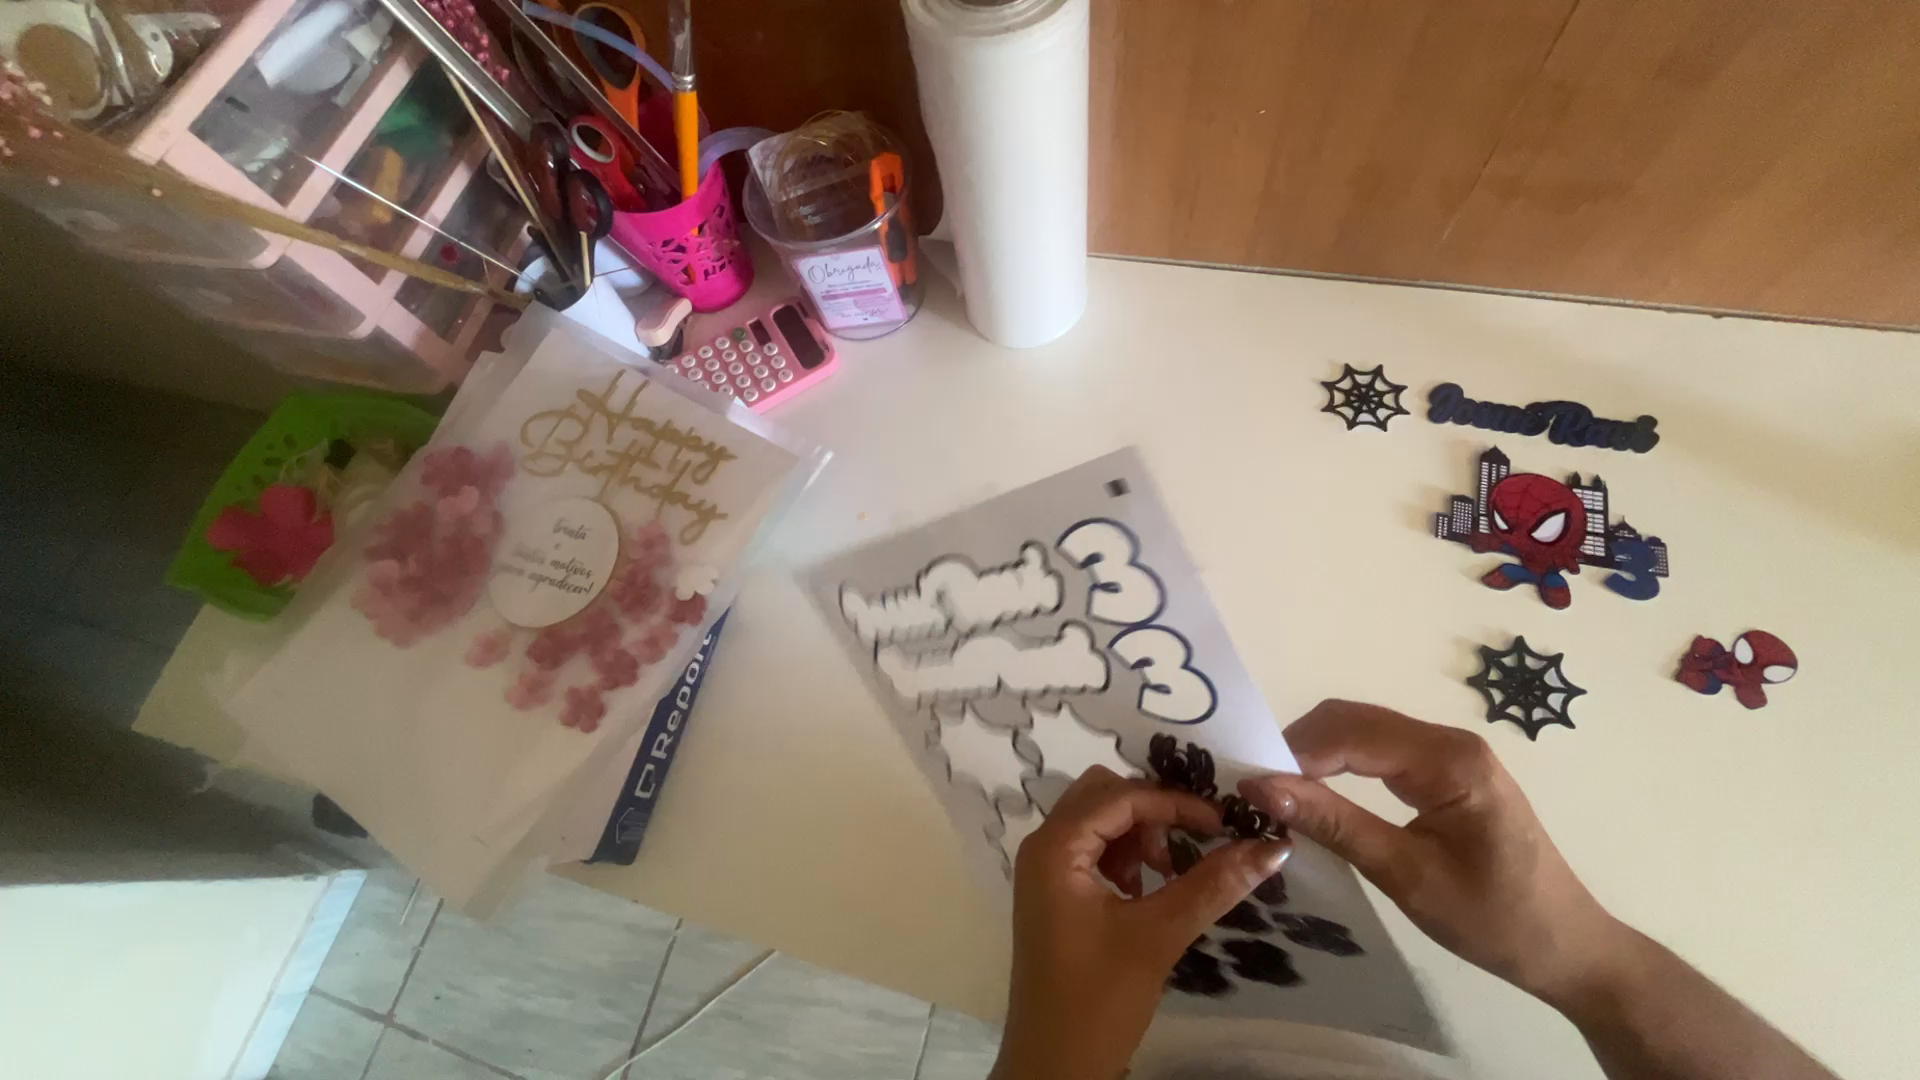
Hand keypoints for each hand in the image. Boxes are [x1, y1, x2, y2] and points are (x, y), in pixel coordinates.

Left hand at [993, 767, 1291, 1079]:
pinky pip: (1092, 847)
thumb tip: (1272, 846)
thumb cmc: (1099, 999)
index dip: (1174, 803)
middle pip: (1103, 795)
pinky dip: (1124, 855)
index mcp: (1054, 846)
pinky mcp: (1054, 889)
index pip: (1120, 797)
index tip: (1224, 823)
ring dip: (1138, 833)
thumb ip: (1212, 885)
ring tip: (1168, 873)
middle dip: (1152, 811)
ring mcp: (1045, 867)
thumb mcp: (1158, 936)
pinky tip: (1146, 890)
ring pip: (1097, 819)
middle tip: (1193, 841)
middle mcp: (1043, 844)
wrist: (1053, 1066)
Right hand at [1238, 700, 1622, 1006]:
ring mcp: (1448, 750)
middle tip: (1262, 790)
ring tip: (1281, 791)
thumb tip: (1259, 789)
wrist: (1570, 949)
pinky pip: (1376, 745)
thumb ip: (1332, 824)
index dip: (1294, 754)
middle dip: (1298, 747)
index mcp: (1450, 761)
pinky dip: (1337, 760)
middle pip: (1350, 719)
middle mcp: (1448, 741)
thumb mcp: (1404, 875)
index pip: (1350, 735)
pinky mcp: (1443, 766)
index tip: (1251, 787)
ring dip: (1314, 752)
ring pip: (1358, 727)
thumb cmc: (1494, 919)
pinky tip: (1318, 788)